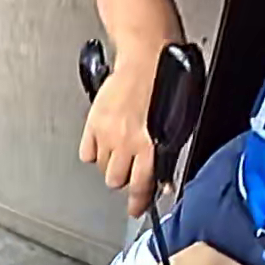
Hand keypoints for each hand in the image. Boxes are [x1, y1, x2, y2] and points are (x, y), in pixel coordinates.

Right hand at [78, 42, 162, 217]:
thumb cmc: (168, 84)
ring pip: (101, 168)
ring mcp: (107, 133)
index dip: (138, 203)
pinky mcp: (93, 122)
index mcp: (150, 146)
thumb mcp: (177, 126)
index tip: (136, 210)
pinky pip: (87, 152)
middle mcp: (126, 142)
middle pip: (116, 181)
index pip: (140, 187)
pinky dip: (94, 151)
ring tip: (120, 148)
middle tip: (131, 166)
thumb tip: (162, 182)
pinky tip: (105, 141)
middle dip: (124, 177)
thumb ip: (166, 157)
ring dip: (111, 164)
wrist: (148, 54)